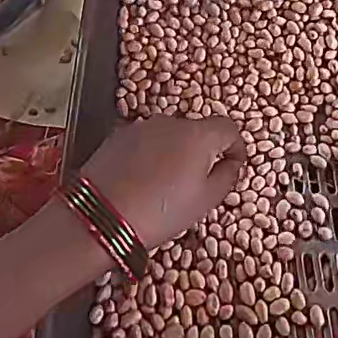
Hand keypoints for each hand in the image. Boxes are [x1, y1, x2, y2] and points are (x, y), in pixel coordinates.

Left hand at [80, 116, 244, 247]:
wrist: (102, 215)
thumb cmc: (161, 211)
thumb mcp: (205, 201)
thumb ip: (227, 176)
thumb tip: (232, 163)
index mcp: (198, 135)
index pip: (228, 128)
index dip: (235, 146)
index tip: (234, 165)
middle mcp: (170, 122)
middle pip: (197, 131)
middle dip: (202, 152)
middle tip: (197, 184)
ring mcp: (141, 126)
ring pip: (169, 136)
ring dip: (174, 153)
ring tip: (165, 187)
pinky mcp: (117, 135)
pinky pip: (145, 142)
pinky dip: (150, 155)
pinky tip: (142, 181)